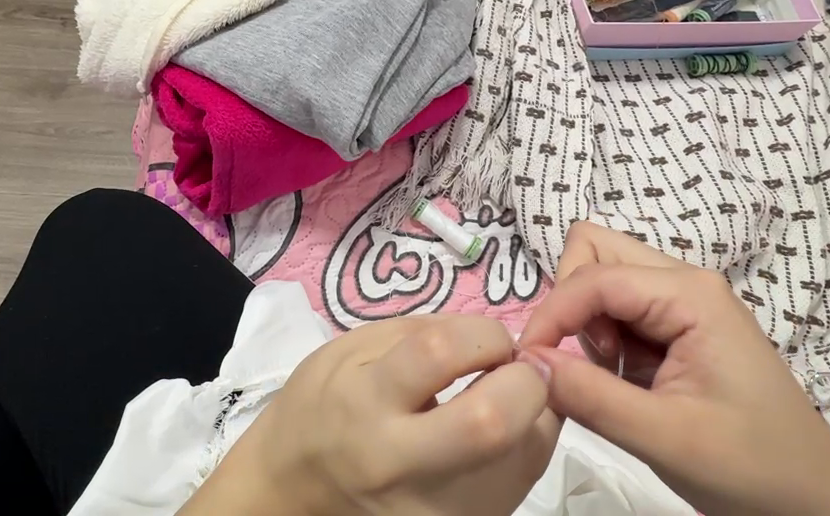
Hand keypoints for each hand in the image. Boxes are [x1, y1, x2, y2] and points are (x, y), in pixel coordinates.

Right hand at [183, 314, 560, 515]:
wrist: (294, 491)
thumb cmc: (322, 405)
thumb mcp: (352, 347)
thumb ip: (420, 333)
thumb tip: (487, 335)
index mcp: (366, 403)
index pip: (438, 354)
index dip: (481, 332)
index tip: (486, 334)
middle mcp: (403, 465)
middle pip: (492, 424)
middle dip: (525, 379)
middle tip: (516, 362)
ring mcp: (437, 512)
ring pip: (523, 458)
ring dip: (534, 412)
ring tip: (505, 391)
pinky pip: (520, 482)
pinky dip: (526, 443)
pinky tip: (498, 426)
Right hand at [518, 221, 829, 515]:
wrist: (819, 512)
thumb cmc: (753, 473)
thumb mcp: (666, 440)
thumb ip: (591, 396)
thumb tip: (526, 361)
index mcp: (690, 294)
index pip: (594, 277)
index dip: (552, 313)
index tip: (527, 363)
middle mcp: (685, 281)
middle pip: (595, 250)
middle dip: (570, 300)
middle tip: (583, 361)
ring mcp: (685, 301)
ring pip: (603, 276)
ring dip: (587, 320)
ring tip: (613, 377)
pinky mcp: (680, 326)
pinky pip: (620, 307)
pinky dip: (604, 337)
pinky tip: (628, 382)